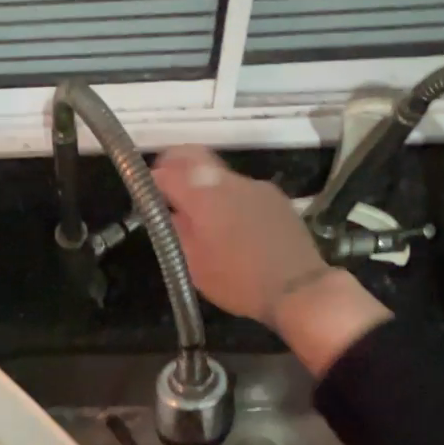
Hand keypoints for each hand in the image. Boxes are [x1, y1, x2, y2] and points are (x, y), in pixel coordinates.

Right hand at [153, 145, 392, 375]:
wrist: (296, 287)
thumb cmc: (239, 283)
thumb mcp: (196, 267)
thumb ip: (178, 235)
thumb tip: (170, 216)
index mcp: (205, 198)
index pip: (169, 173)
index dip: (153, 179)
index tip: (146, 190)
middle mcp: (230, 182)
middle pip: (195, 157)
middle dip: (175, 165)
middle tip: (165, 184)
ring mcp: (256, 186)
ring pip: (220, 174)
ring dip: (203, 185)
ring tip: (199, 213)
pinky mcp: (274, 196)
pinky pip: (241, 189)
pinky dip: (227, 198)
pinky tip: (230, 224)